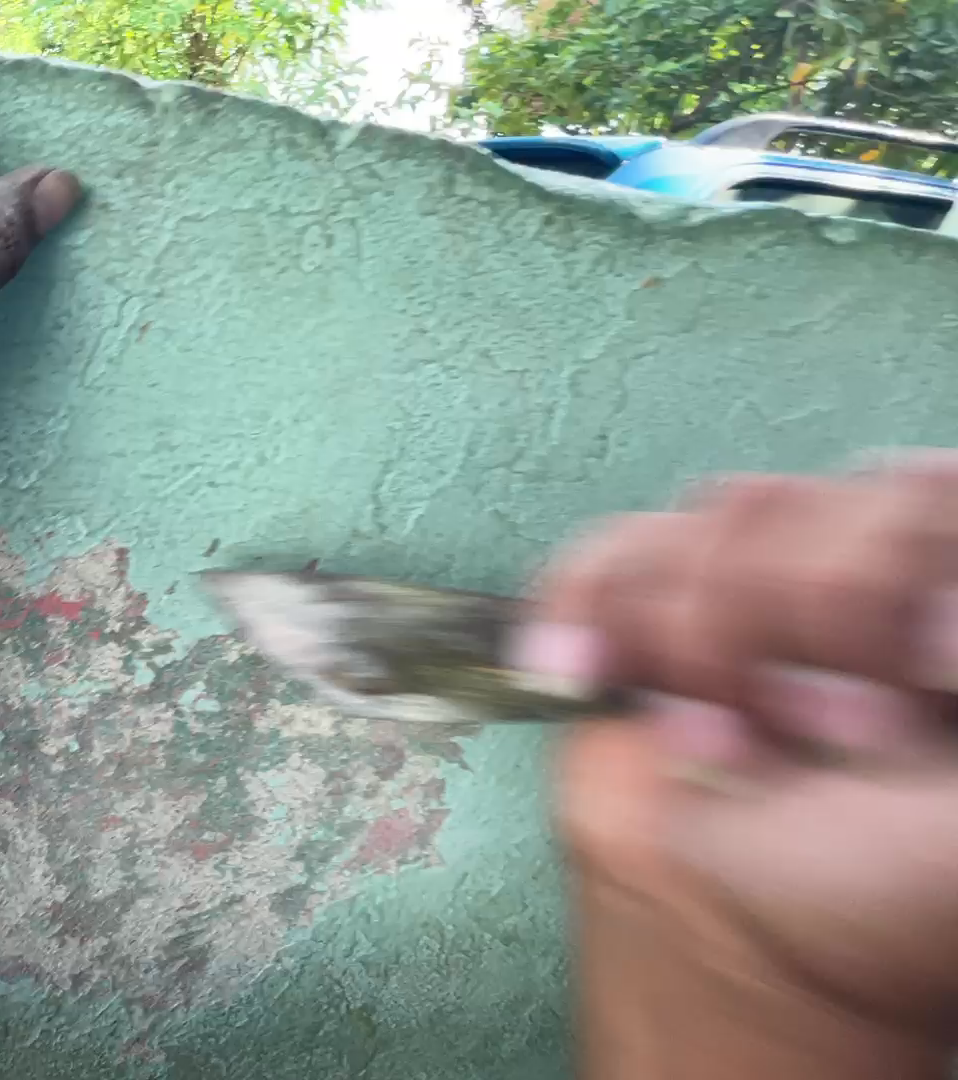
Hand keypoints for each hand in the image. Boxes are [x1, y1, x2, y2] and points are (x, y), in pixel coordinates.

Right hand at [513, 454, 957, 1072]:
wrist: (713, 908)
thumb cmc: (879, 881)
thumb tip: (922, 608)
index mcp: (938, 599)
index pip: (924, 489)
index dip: (887, 571)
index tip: (915, 674)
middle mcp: (840, 570)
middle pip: (788, 502)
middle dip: (778, 632)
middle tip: (806, 735)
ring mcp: (717, 582)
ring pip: (679, 532)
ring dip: (683, 652)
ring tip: (711, 739)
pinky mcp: (616, 604)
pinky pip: (587, 556)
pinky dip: (576, 616)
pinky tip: (584, 678)